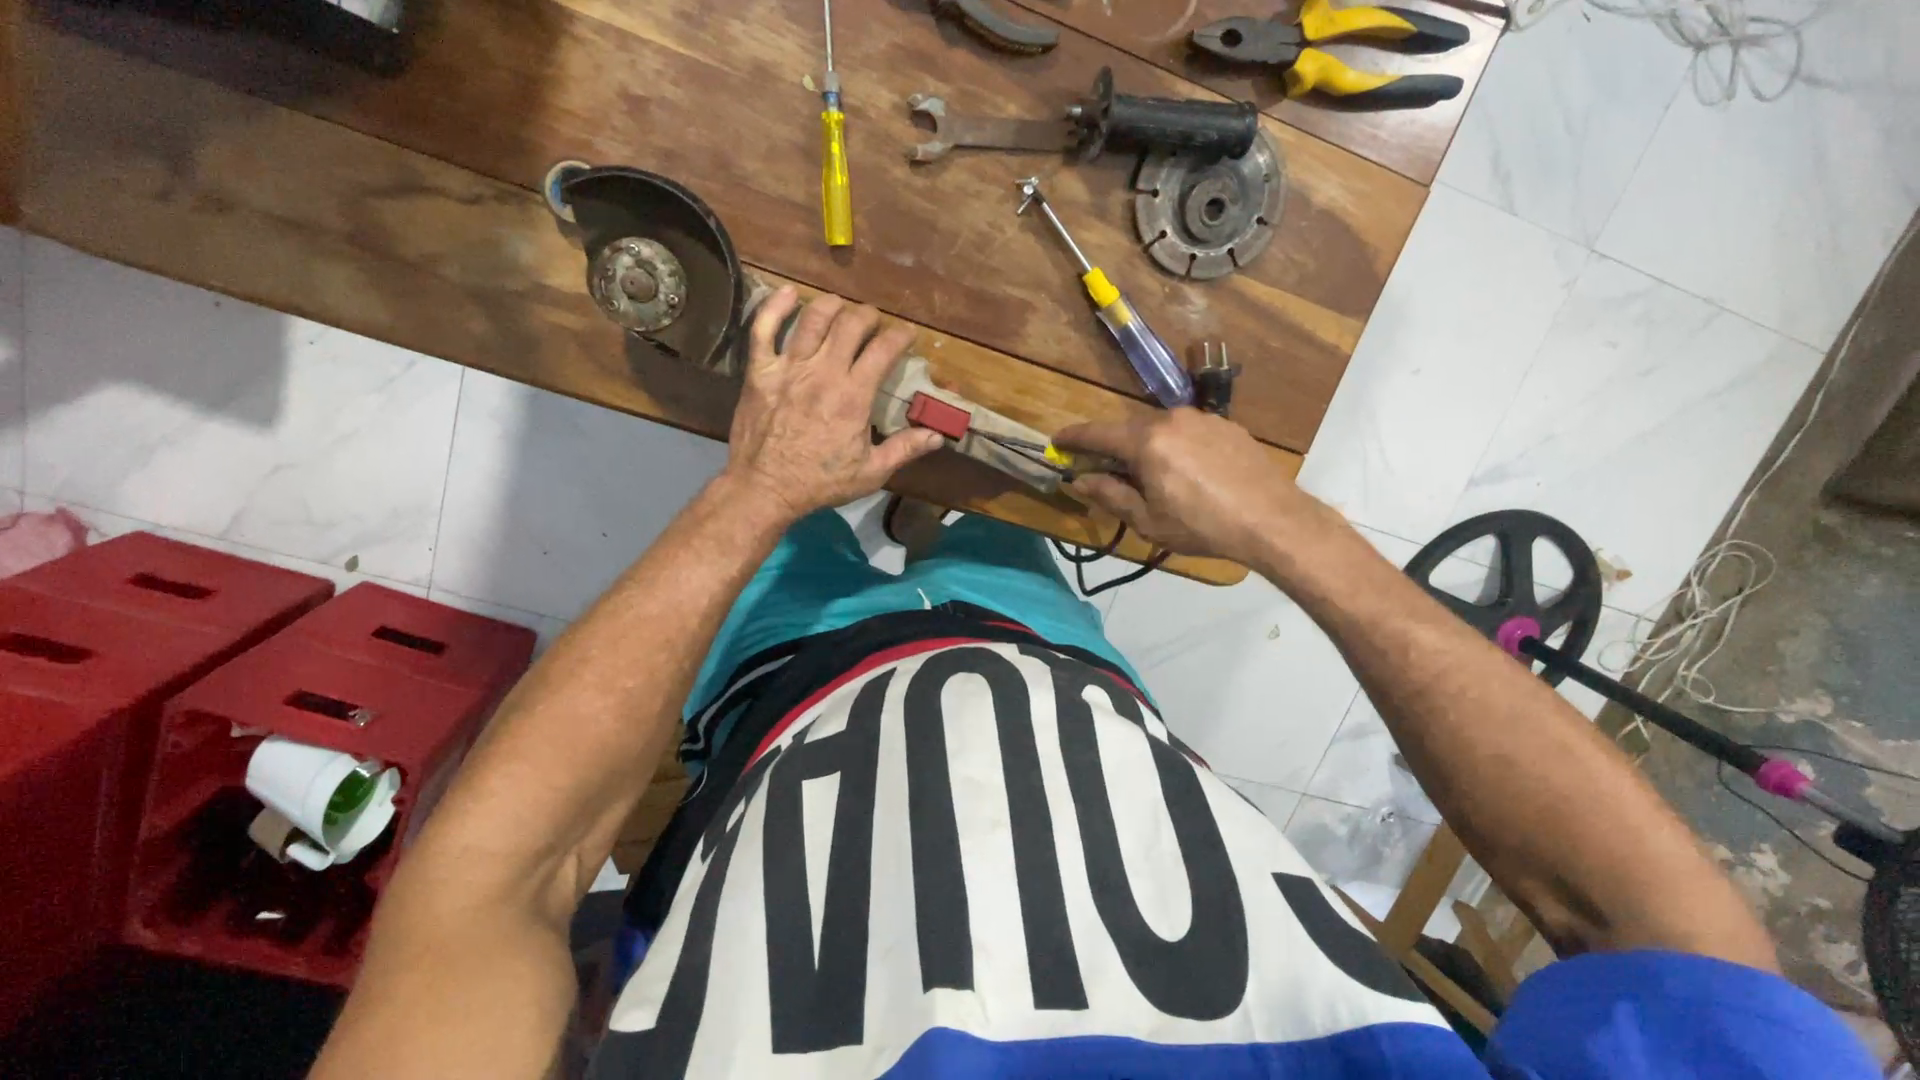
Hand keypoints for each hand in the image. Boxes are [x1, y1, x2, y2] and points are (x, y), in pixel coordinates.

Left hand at [725, 288, 943, 523]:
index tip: (906, 335)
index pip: (883, 349)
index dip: (900, 335)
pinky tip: (788, 293)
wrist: (765, 488)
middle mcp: (823, 373)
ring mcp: (788, 368)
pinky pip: (763, 329)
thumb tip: (938, 436)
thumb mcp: (870, 473)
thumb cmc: (819, 482)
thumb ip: (904, 449)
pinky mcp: (759, 371)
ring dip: (832, 305)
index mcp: (854, 396)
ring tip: (840, 307)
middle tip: (873, 321)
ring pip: (812, 318)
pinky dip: (775, 306)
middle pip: (850, 324)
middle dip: (868, 316)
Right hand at [1054, 409, 1333, 564]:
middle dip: (1111, 448)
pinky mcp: (1226, 425)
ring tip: (1149, 478)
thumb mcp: (1148, 520)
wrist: (1271, 519)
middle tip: (1103, 471)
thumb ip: (1109, 495)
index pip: (1097, 434)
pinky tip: (1186, 474)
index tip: (1056, 442)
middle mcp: (1171, 420)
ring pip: (1160, 429)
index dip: (1073, 439)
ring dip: (1146, 448)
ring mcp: (1202, 419)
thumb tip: (1078, 481)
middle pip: (1129, 429)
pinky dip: (1175, 447)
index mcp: (1146, 442)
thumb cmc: (1202, 526)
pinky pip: (1187, 432)